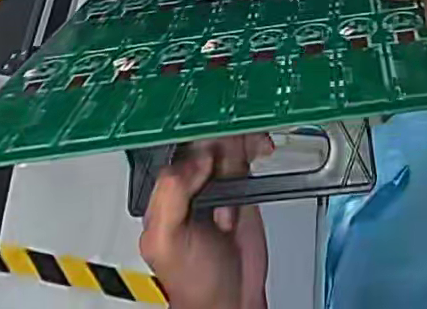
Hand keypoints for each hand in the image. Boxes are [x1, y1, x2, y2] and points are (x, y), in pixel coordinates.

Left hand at [138, 136, 270, 308]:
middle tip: (227, 173)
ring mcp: (216, 177)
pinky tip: (260, 149)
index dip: (196, 139)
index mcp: (166, 186)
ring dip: (239, 152)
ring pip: (228, 138)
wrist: (231, 301)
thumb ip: (169, 197)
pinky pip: (247, 148)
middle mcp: (190, 176)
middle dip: (222, 149)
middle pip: (206, 135)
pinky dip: (256, 142)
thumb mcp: (166, 242)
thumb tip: (194, 159)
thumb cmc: (194, 281)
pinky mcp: (239, 181)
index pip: (179, 143)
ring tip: (237, 189)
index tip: (211, 151)